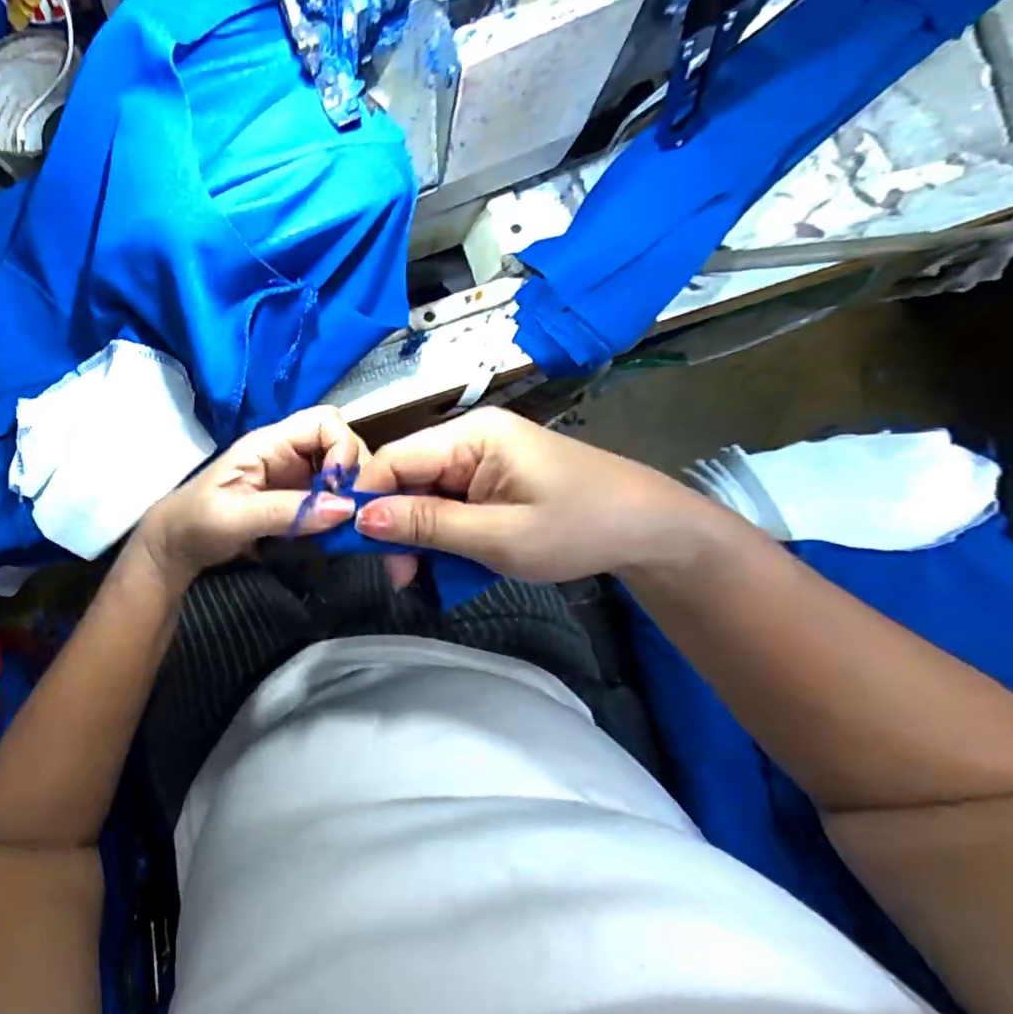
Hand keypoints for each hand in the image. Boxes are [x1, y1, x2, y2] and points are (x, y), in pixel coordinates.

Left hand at [133, 405, 364, 583]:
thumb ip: (288, 511)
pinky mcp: (298, 501)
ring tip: (346, 525)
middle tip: (350, 512)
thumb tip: (345, 508)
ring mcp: (295, 478)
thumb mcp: (236, 516)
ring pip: (341, 472)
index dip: (342, 448)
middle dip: (353, 474)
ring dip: (350, 496)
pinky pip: (332, 498)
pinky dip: (340, 513)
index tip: (338, 488)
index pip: (326, 421)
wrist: (176, 547)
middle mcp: (289, 454)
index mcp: (270, 443)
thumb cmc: (196, 522)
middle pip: (341, 444)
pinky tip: (335, 533)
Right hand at [352, 407, 727, 581]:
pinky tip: (449, 559)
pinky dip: (442, 533)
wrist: (651, 530)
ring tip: (425, 575)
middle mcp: (470, 437)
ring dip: (417, 534)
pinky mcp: (492, 477)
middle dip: (395, 526)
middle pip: (406, 478)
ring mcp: (482, 457)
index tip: (361, 549)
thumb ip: (427, 525)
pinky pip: (448, 501)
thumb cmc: (579, 528)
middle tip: (403, 577)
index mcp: (472, 435)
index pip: (393, 459)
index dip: (367, 501)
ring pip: (423, 493)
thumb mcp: (498, 536)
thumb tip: (361, 518)